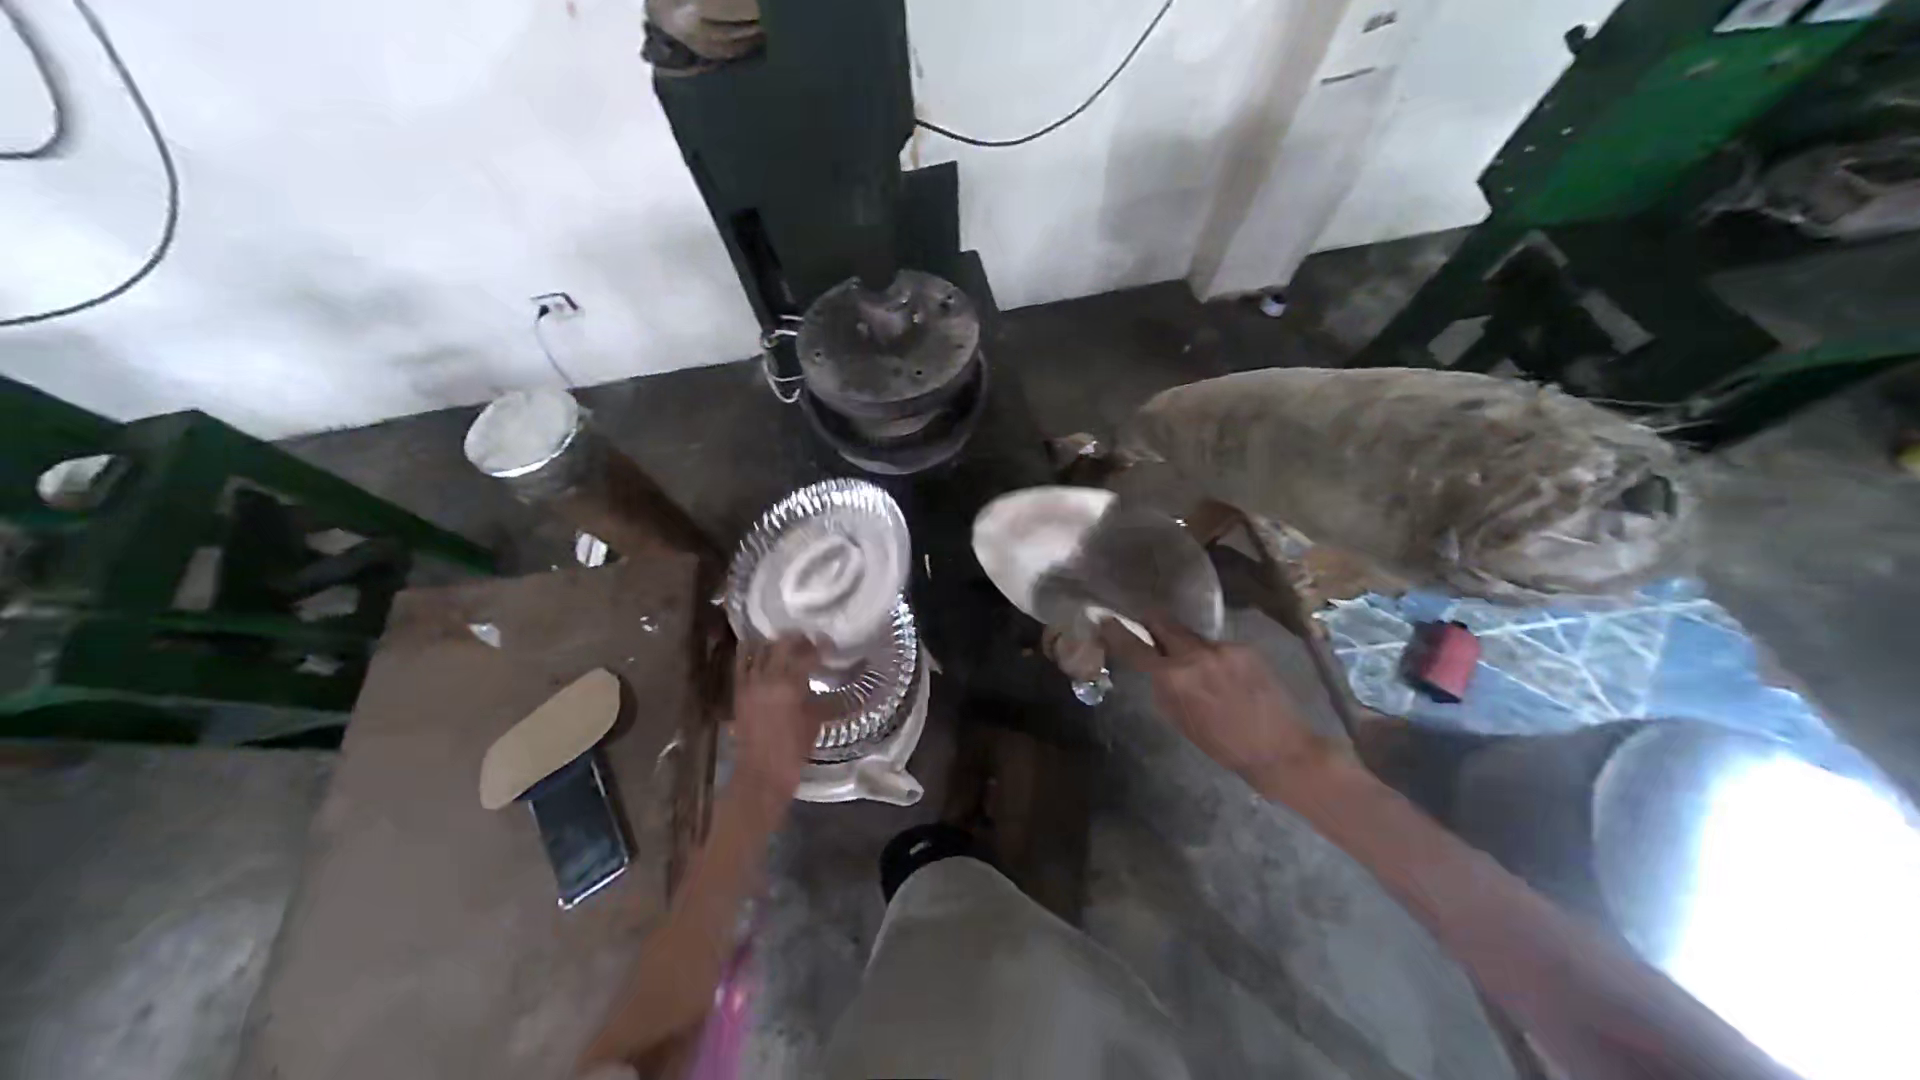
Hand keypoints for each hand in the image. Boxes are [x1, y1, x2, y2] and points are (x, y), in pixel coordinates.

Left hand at [729, 635, 825, 803]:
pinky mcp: (738, 691)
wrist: (762, 772)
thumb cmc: (794, 749)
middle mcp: (768, 677)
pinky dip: (751, 654)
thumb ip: (826, 700)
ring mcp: (750, 683)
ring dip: (774, 644)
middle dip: (798, 640)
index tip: (830, 644)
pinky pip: (742, 664)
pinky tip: (762, 655)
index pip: (808, 654)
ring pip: (760, 649)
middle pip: (782, 644)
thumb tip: (842, 690)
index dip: (821, 646)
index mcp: (790, 684)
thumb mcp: (815, 722)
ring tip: (786, 647)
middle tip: (809, 642)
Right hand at [1099, 617, 1334, 782]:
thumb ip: (1163, 688)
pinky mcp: (1245, 648)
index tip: (1105, 620)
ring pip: (1193, 637)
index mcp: (1174, 678)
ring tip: (1199, 669)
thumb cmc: (1222, 744)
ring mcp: (1223, 648)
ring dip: (1186, 646)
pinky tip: (1226, 677)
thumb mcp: (1179, 720)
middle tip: (1147, 627)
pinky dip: (1213, 658)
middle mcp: (1196, 655)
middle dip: (1153, 624)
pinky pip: (1217, 647)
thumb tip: (1155, 668)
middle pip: (1164, 623)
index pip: (1136, 647)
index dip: (1117, 632)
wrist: (1279, 749)